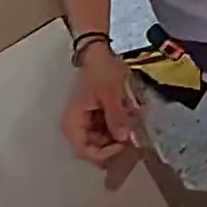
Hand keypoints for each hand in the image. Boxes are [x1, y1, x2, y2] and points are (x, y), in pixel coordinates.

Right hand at [61, 42, 138, 163]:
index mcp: (73, 123)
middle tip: (133, 135)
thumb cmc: (102, 72)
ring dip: (118, 134)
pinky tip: (129, 117)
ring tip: (133, 123)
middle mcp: (75, 126)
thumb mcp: (111, 93)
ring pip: (102, 139)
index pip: (85, 151)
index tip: (123, 144)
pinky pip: (105, 128)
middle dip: (114, 143)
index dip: (104, 153)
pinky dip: (117, 125)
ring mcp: (85, 121)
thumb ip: (116, 116)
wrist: (99, 53)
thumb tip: (123, 138)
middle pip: (94, 147)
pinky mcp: (94, 115)